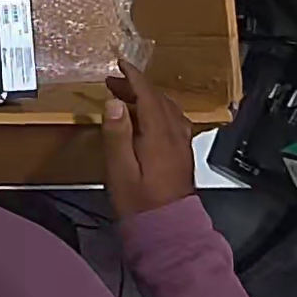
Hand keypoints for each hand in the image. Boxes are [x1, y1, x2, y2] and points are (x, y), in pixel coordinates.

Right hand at [101, 57, 195, 219]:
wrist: (170, 232)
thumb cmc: (140, 203)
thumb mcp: (120, 169)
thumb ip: (117, 134)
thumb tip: (115, 101)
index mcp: (159, 134)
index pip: (148, 94)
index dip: (133, 77)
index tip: (120, 64)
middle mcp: (174, 134)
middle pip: (157, 99)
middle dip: (136, 86)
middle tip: (113, 83)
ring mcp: (182, 144)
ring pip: (167, 108)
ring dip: (147, 97)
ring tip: (126, 98)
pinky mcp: (183, 154)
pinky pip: (173, 120)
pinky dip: (159, 109)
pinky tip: (150, 118)